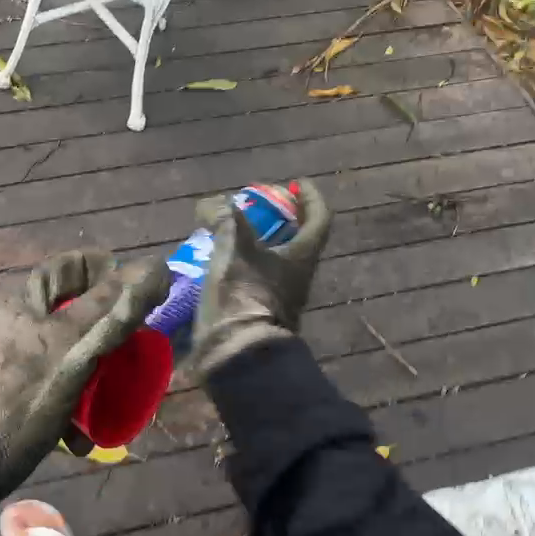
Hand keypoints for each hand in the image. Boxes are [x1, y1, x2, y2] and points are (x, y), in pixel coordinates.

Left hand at [0, 251, 168, 510]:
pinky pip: (44, 387)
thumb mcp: (69, 352)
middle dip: (108, 339)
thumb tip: (154, 268)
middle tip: (134, 364)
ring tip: (108, 411)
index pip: (76, 266)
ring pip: (62, 355)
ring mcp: (1, 356)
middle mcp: (11, 319)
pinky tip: (76, 438)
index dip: (113, 275)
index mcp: (22, 298)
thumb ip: (110, 309)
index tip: (148, 300)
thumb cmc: (13, 401)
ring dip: (91, 379)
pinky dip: (66, 405)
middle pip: (73, 314)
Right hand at [186, 179, 331, 379]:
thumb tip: (215, 203)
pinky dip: (244, 257)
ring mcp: (280, 293)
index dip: (310, 197)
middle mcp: (297, 275)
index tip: (295, 182)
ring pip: (276, 256)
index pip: (319, 218)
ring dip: (258, 237)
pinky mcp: (260, 307)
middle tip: (255, 203)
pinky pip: (258, 272)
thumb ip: (225, 219)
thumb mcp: (233, 249)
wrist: (236, 353)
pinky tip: (219, 254)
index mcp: (301, 256)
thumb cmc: (243, 296)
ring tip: (230, 226)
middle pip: (297, 237)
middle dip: (279, 216)